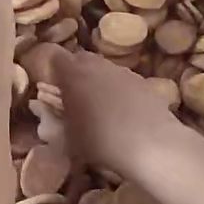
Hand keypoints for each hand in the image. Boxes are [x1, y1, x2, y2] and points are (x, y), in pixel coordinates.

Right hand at [53, 51, 181, 171]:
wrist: (150, 145)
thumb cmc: (100, 143)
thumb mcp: (69, 137)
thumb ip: (59, 119)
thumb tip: (54, 113)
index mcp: (73, 74)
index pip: (55, 58)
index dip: (53, 71)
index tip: (53, 89)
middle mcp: (98, 65)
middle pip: (82, 59)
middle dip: (76, 74)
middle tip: (75, 98)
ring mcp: (124, 72)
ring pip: (105, 70)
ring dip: (100, 82)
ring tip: (101, 109)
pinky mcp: (145, 83)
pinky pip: (125, 82)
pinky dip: (120, 92)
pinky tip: (124, 114)